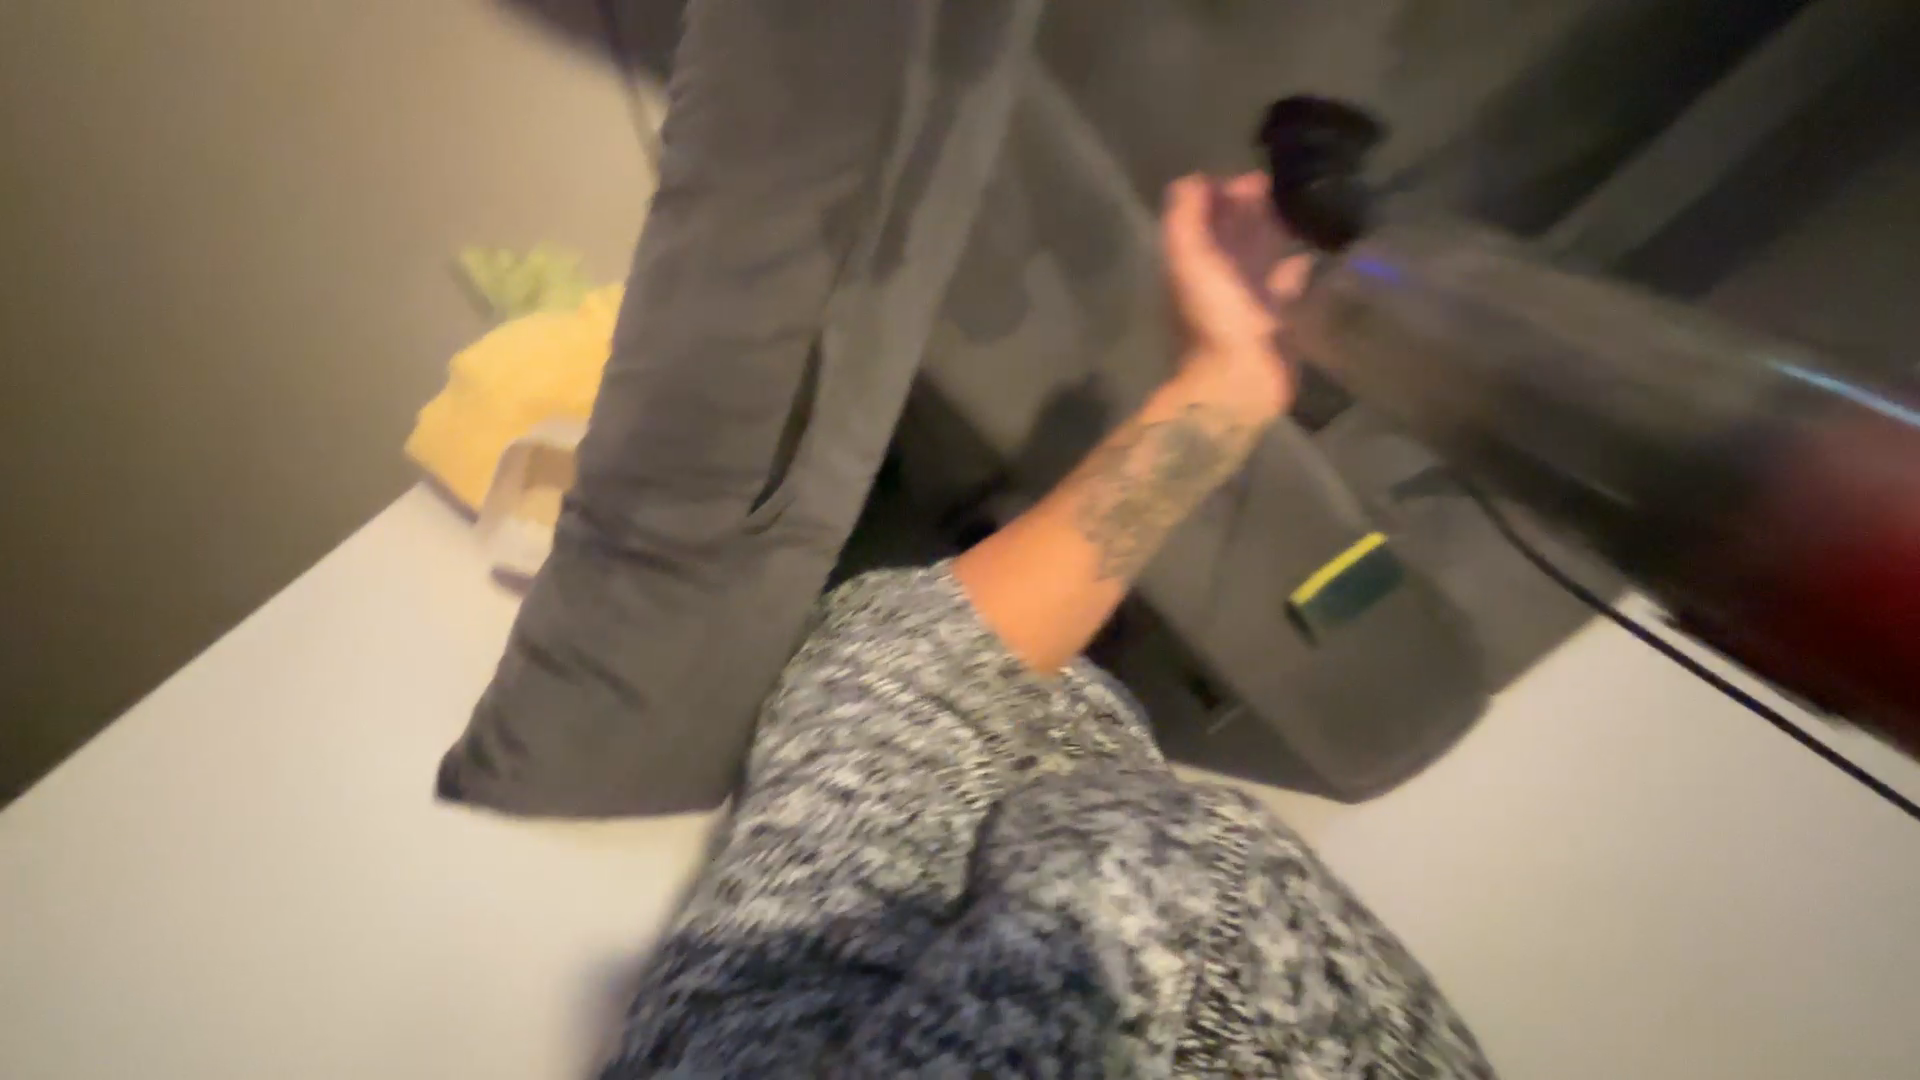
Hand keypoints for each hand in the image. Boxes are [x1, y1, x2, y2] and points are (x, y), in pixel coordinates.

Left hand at [1161, 172, 1311, 423]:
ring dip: (1274, 234)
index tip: (1252, 176)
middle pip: (1233, 237)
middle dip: (1251, 210)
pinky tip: (1310, 254)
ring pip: (1260, 258)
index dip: (1221, 196)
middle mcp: (1217, 282)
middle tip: (1281, 184)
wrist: (1237, 382)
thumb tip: (1194, 181)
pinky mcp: (1275, 322)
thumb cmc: (1214, 320)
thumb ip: (1184, 222)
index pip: (1205, 221)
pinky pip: (1286, 288)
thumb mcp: (1189, 263)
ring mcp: (1247, 302)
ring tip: (1303, 208)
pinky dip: (1295, 269)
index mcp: (1193, 267)